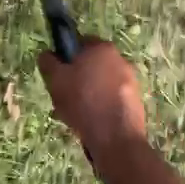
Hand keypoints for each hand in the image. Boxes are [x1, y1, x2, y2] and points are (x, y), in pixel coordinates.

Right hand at [38, 37, 146, 151]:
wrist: (116, 139)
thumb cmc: (83, 102)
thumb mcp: (55, 79)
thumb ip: (48, 62)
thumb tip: (47, 54)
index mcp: (102, 47)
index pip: (80, 43)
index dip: (67, 57)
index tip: (59, 74)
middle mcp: (121, 60)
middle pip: (93, 65)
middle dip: (79, 78)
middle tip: (65, 95)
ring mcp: (132, 83)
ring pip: (103, 84)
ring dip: (91, 94)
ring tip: (77, 114)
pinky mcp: (137, 104)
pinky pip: (113, 100)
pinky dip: (103, 108)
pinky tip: (92, 123)